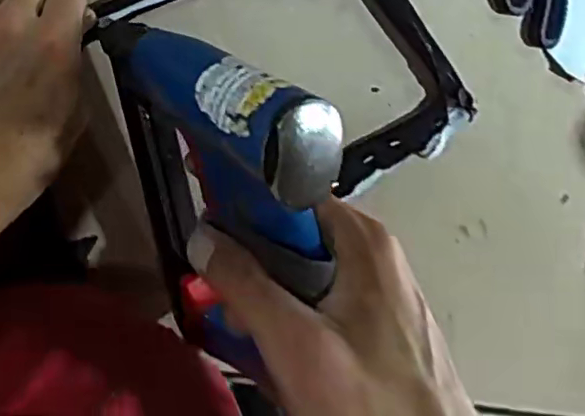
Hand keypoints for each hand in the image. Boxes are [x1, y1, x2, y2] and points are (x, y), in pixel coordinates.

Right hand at [189, 197, 472, 415]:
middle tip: (224, 294)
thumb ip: (243, 284)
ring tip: (244, 331)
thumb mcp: (298, 344)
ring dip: (261, 297)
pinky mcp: (370, 330)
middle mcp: (370, 257)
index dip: (238, 198)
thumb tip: (203, 239)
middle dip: (246, 262)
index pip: (284, 190)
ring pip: (295, 272)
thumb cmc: (381, 409)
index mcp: (362, 240)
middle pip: (285, 233)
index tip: (207, 217)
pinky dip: (285, 321)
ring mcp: (372, 295)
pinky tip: (272, 352)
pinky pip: (312, 305)